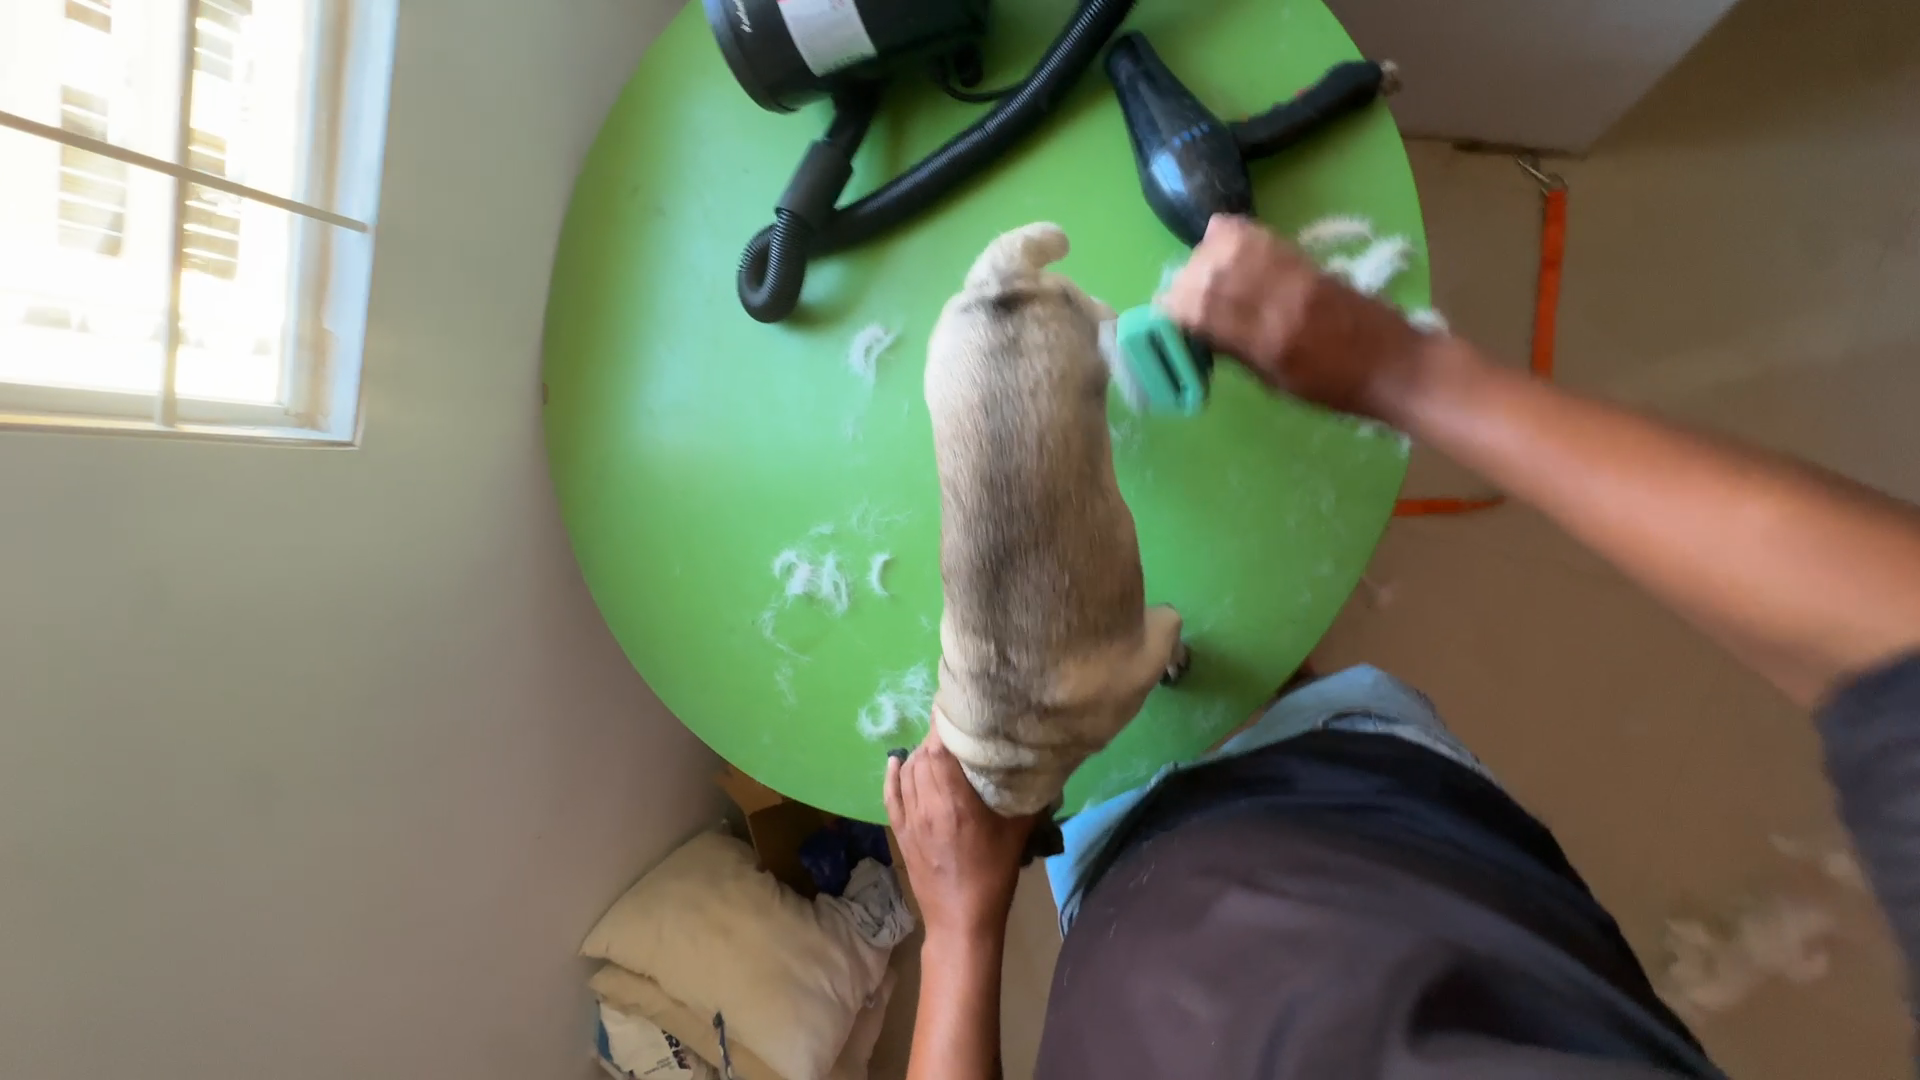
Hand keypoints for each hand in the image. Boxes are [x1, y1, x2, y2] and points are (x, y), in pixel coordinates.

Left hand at [884, 724, 1035, 942]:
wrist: (962, 922)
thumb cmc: (994, 874)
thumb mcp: (1017, 832)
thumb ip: (1025, 795)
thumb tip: (1039, 764)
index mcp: (955, 801)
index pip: (939, 749)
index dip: (943, 725)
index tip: (954, 708)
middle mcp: (928, 804)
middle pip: (922, 756)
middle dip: (935, 736)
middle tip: (953, 728)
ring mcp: (910, 819)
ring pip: (907, 771)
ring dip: (919, 753)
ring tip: (936, 747)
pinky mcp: (900, 832)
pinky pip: (891, 794)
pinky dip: (893, 774)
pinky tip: (898, 760)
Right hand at [1162, 214, 1430, 419]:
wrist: (1395, 366)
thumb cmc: (1332, 389)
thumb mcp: (1275, 382)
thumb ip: (1235, 351)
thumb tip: (1195, 331)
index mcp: (1269, 341)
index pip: (1204, 309)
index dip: (1174, 308)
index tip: (1162, 317)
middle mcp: (1279, 300)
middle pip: (1212, 272)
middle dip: (1184, 282)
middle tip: (1178, 297)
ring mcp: (1296, 275)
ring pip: (1233, 247)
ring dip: (1205, 256)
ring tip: (1198, 272)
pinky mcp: (1308, 261)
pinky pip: (1261, 236)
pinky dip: (1233, 236)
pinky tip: (1220, 242)